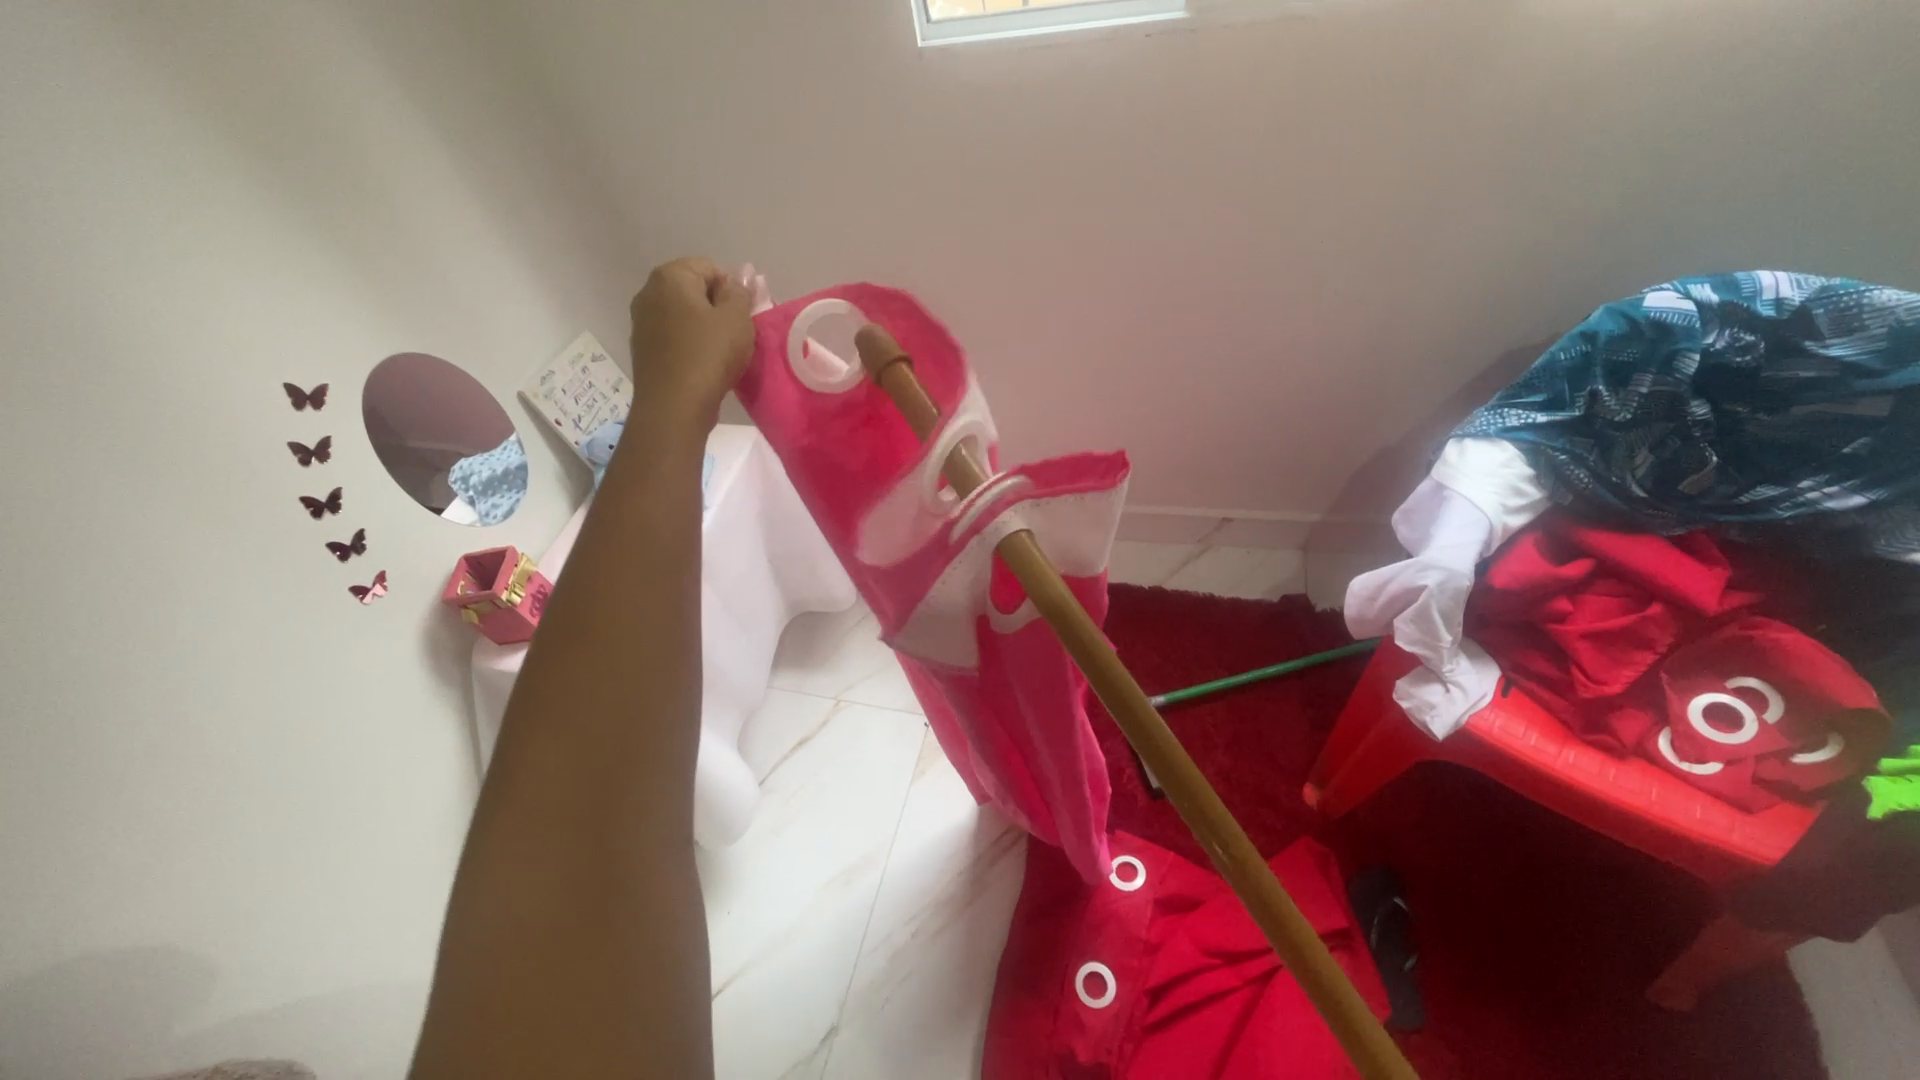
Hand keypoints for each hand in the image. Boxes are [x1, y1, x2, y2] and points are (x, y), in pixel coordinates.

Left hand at [629, 257, 754, 427]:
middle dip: (718, 308)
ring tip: (722, 354)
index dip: (733, 291)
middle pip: (695, 291)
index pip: (711, 268)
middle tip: (737, 336)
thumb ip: (741, 291)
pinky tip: (704, 367)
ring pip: (684, 316)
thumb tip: (744, 272)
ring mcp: (642, 322)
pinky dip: (691, 346)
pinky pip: (675, 338)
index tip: (744, 317)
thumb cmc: (709, 355)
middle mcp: (648, 292)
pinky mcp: (643, 350)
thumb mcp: (737, 319)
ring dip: (705, 329)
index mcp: (670, 276)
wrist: (674, 407)